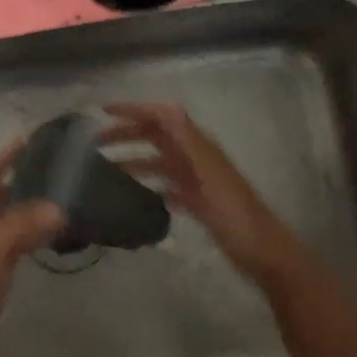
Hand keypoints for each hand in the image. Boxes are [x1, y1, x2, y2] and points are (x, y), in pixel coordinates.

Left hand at [0, 141, 64, 356]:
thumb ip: (20, 231)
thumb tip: (58, 207)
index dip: (0, 158)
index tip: (25, 139)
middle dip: (14, 178)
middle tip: (49, 166)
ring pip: (0, 221)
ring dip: (22, 206)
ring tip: (55, 194)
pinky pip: (8, 244)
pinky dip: (26, 233)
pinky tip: (45, 237)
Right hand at [103, 103, 296, 282]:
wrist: (262, 250)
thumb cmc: (235, 212)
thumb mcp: (209, 173)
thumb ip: (188, 141)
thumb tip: (164, 107)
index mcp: (198, 147)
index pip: (162, 116)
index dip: (134, 109)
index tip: (102, 112)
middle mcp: (196, 158)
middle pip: (156, 137)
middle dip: (126, 134)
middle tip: (94, 146)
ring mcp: (196, 181)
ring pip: (158, 162)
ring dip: (132, 161)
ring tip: (104, 173)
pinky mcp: (197, 203)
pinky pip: (166, 188)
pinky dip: (148, 188)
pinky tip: (131, 198)